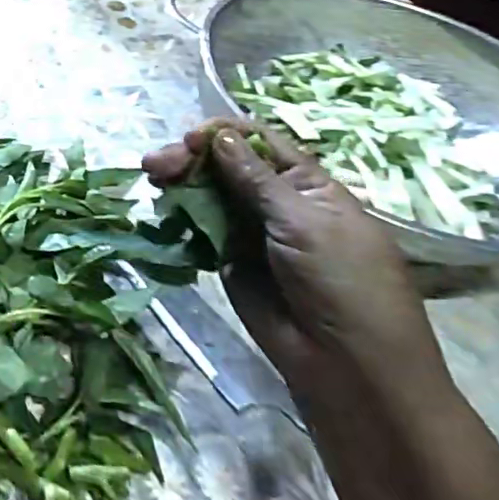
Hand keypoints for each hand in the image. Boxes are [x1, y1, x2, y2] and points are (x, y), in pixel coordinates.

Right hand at [143, 122, 446, 394]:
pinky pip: (196, 225)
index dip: (222, 134)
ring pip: (204, 191)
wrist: (346, 365)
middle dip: (188, 158)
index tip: (189, 140)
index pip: (259, 142)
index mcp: (307, 186)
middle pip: (222, 164)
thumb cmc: (343, 284)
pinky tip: (161, 212)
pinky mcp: (225, 255)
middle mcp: (274, 201)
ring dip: (177, 182)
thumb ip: (256, 179)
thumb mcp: (304, 224)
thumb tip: (219, 136)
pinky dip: (176, 214)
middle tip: (156, 166)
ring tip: (152, 181)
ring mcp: (248, 229)